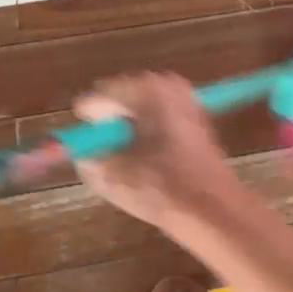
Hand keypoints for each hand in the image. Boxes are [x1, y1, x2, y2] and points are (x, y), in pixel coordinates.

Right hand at [72, 72, 242, 230]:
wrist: (212, 208)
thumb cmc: (161, 188)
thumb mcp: (113, 176)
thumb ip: (89, 158)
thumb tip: (81, 151)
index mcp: (144, 90)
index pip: (100, 95)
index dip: (88, 121)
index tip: (80, 143)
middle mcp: (166, 83)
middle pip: (123, 97)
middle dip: (110, 122)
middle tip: (103, 152)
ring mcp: (185, 96)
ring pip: (142, 107)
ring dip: (130, 128)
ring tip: (126, 159)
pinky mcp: (197, 114)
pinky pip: (160, 115)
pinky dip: (150, 131)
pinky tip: (150, 158)